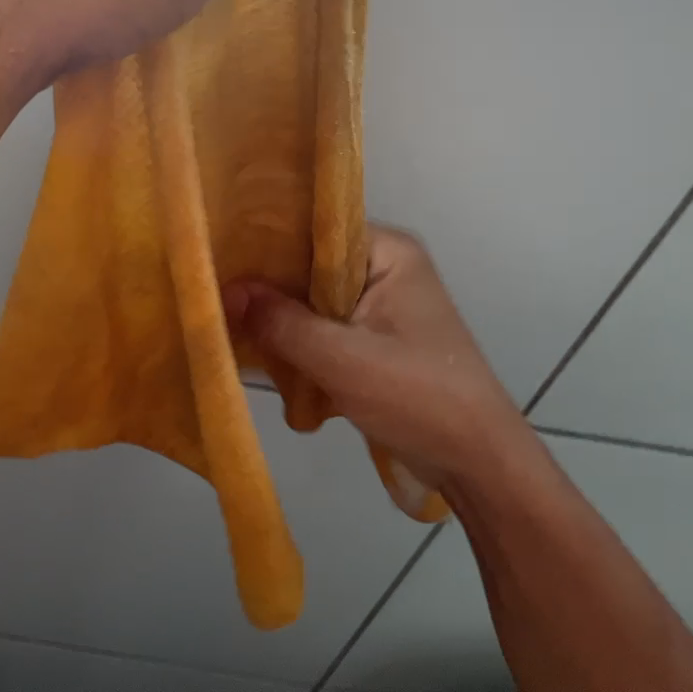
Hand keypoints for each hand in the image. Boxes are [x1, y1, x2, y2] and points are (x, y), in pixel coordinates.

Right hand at [224, 228, 534, 491]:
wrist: (478, 465)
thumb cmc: (418, 397)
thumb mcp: (341, 359)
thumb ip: (280, 323)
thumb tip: (223, 291)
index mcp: (387, 252)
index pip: (312, 228)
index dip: (264, 241)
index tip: (218, 256)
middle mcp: (383, 267)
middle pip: (306, 265)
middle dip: (265, 287)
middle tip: (214, 296)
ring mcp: (378, 305)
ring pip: (309, 299)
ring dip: (278, 320)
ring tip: (228, 327)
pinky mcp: (372, 339)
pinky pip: (320, 327)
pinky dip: (295, 343)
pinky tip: (261, 358)